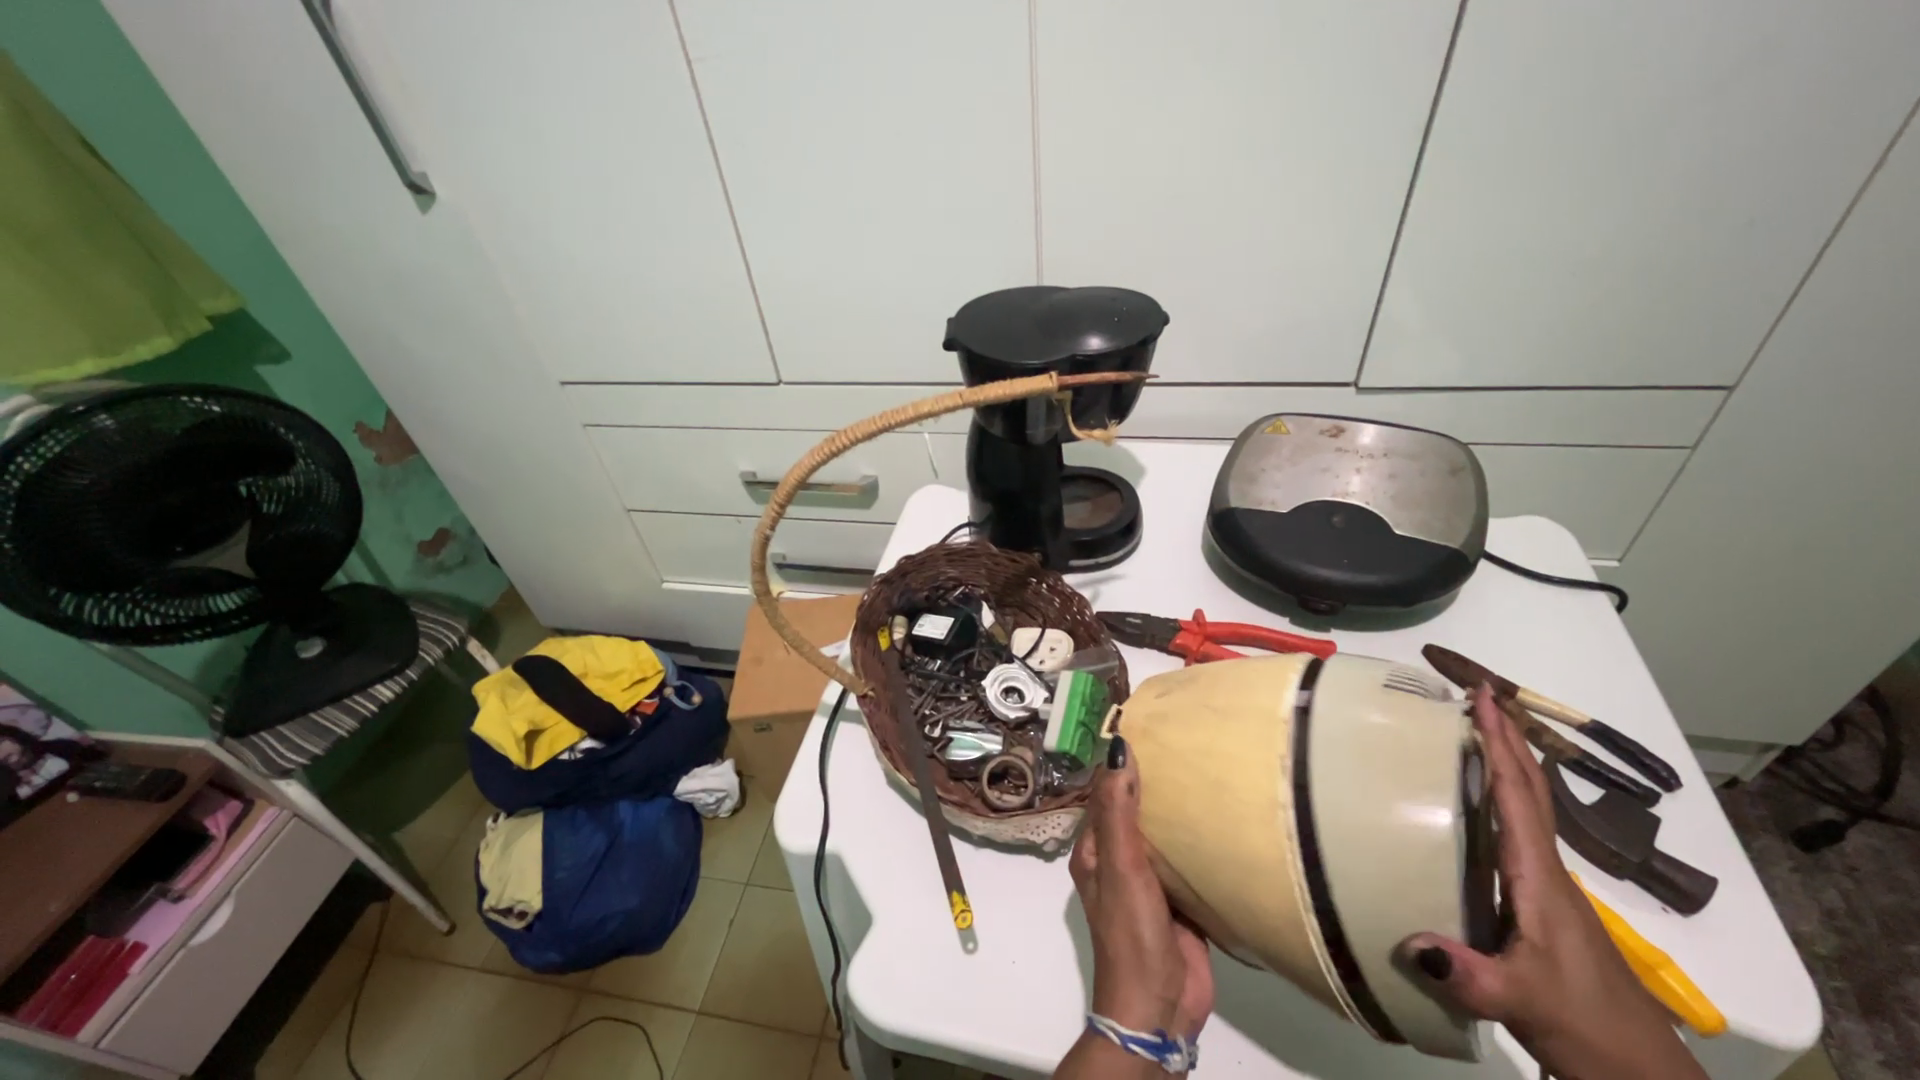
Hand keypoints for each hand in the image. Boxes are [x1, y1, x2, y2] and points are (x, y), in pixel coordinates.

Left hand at [1069, 736, 1213, 1040]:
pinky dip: (1204, 843)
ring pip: (1167, 835)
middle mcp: (1121, 861)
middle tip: (1191, 744)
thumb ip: (1120, 810)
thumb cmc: (1131, 932)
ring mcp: (1153, 882)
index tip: (1150, 727)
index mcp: (1096, 851)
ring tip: (1213, 771)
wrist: (1161, 1005)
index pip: (1106, 794)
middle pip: (1139, 811)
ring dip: (1184, 812)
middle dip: (1158, 783)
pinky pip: (1192, 862)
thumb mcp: (1121, 865)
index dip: (1122, 763)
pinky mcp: (1184, 901)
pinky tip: (1228, 819)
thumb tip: (1118, 749)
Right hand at [1400, 686, 1706, 1079]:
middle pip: (1531, 791)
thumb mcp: (1522, 1002)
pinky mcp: (1539, 908)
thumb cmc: (1586, 1026)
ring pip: (1527, 810)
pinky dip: (1499, 803)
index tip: (1483, 697)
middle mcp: (1547, 873)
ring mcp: (1547, 890)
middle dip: (1507, 740)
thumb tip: (1410, 941)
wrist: (1639, 1072)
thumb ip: (1469, 975)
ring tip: (1473, 736)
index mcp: (1541, 879)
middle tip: (1476, 697)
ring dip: (1506, 765)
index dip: (1500, 745)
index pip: (1520, 797)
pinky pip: (1516, 836)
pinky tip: (1475, 810)